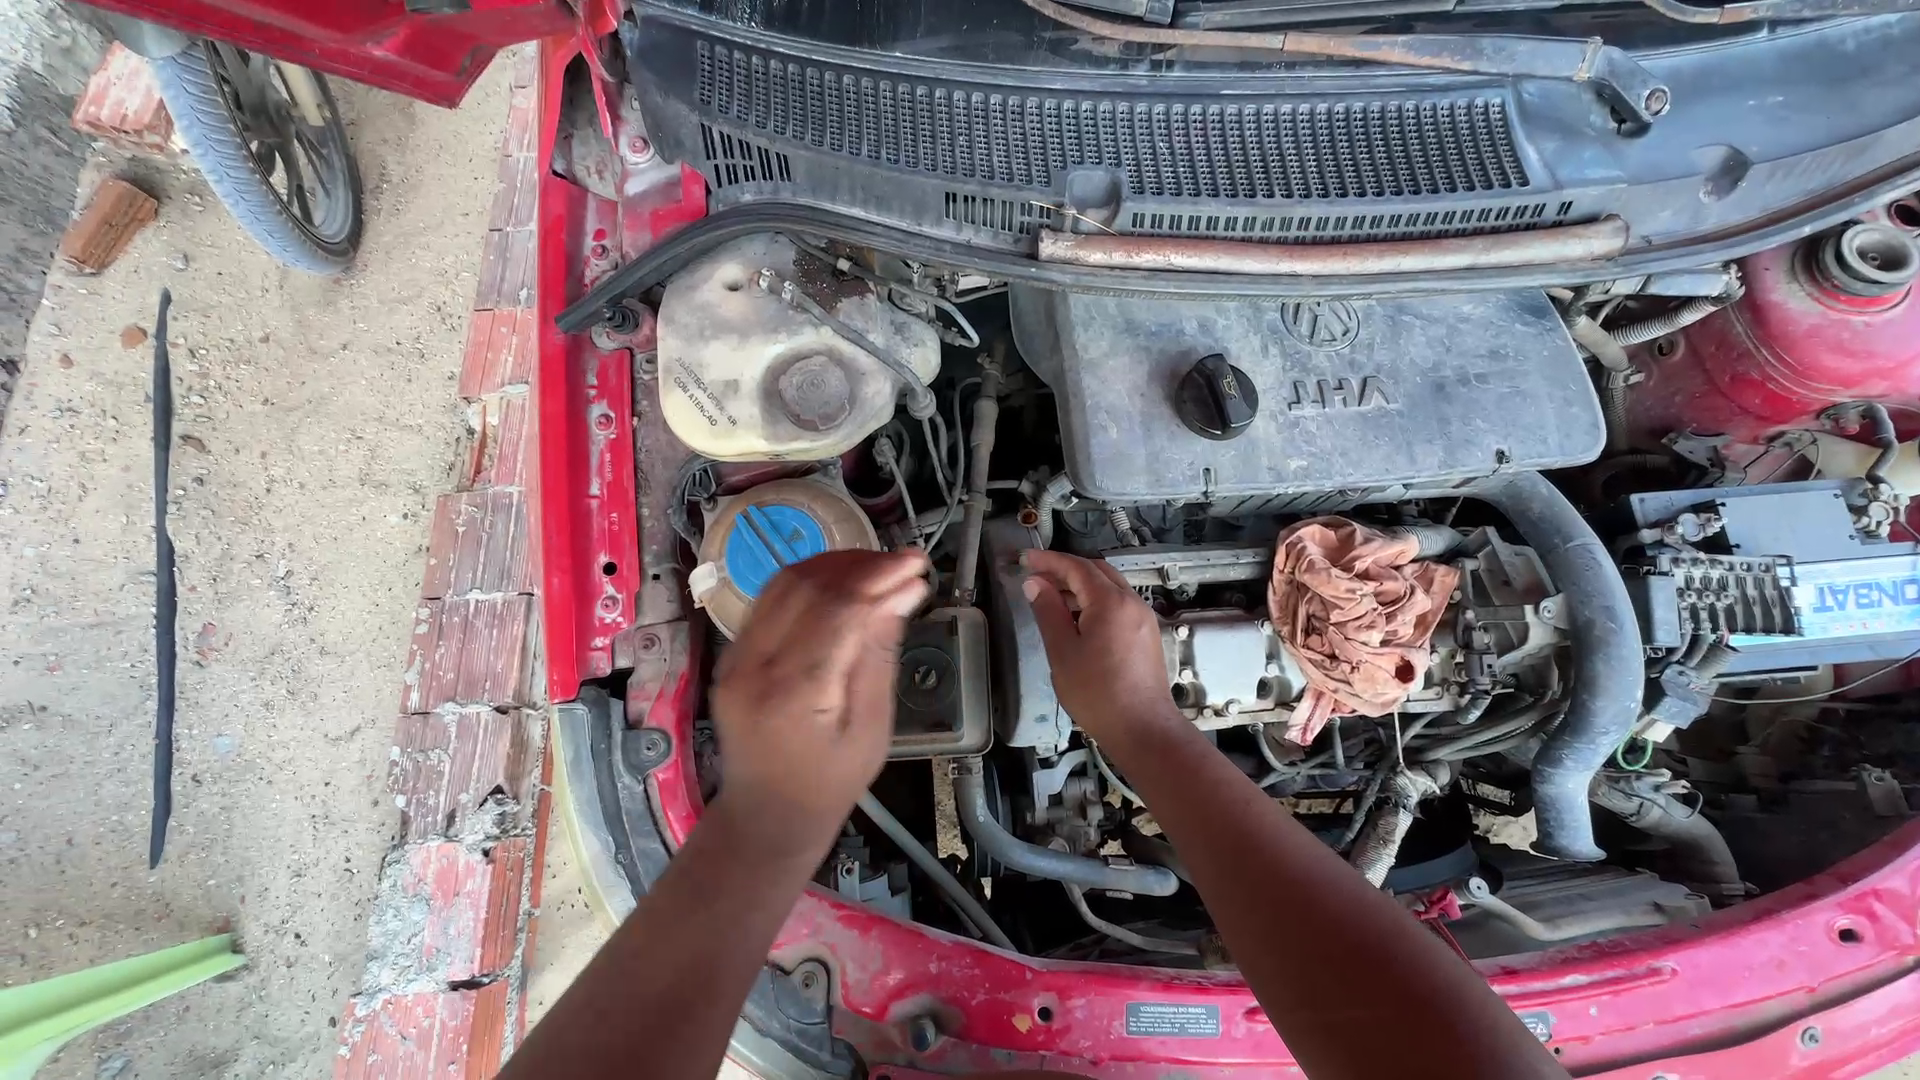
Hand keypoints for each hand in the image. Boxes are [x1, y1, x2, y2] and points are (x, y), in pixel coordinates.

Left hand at [710, 549, 930, 846]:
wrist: (767, 813)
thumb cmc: (830, 781)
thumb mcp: (872, 727)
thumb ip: (880, 652)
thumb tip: (904, 590)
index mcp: (795, 692)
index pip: (838, 609)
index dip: (880, 576)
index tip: (917, 564)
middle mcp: (754, 665)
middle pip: (807, 586)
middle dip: (861, 564)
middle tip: (902, 563)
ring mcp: (735, 657)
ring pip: (783, 582)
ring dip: (834, 564)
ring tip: (877, 567)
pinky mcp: (732, 653)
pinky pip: (770, 598)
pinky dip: (809, 579)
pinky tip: (842, 582)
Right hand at [1021, 549, 1182, 747]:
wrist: (1142, 729)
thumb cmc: (1097, 693)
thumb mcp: (1062, 652)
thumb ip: (1048, 612)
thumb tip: (1035, 584)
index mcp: (1111, 602)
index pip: (1077, 567)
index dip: (1050, 560)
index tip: (1027, 558)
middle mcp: (1132, 602)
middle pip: (1097, 571)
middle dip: (1066, 569)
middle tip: (1037, 577)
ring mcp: (1143, 618)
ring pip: (1110, 587)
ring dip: (1081, 586)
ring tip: (1052, 599)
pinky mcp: (1147, 635)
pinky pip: (1119, 605)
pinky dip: (1096, 602)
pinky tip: (1077, 620)